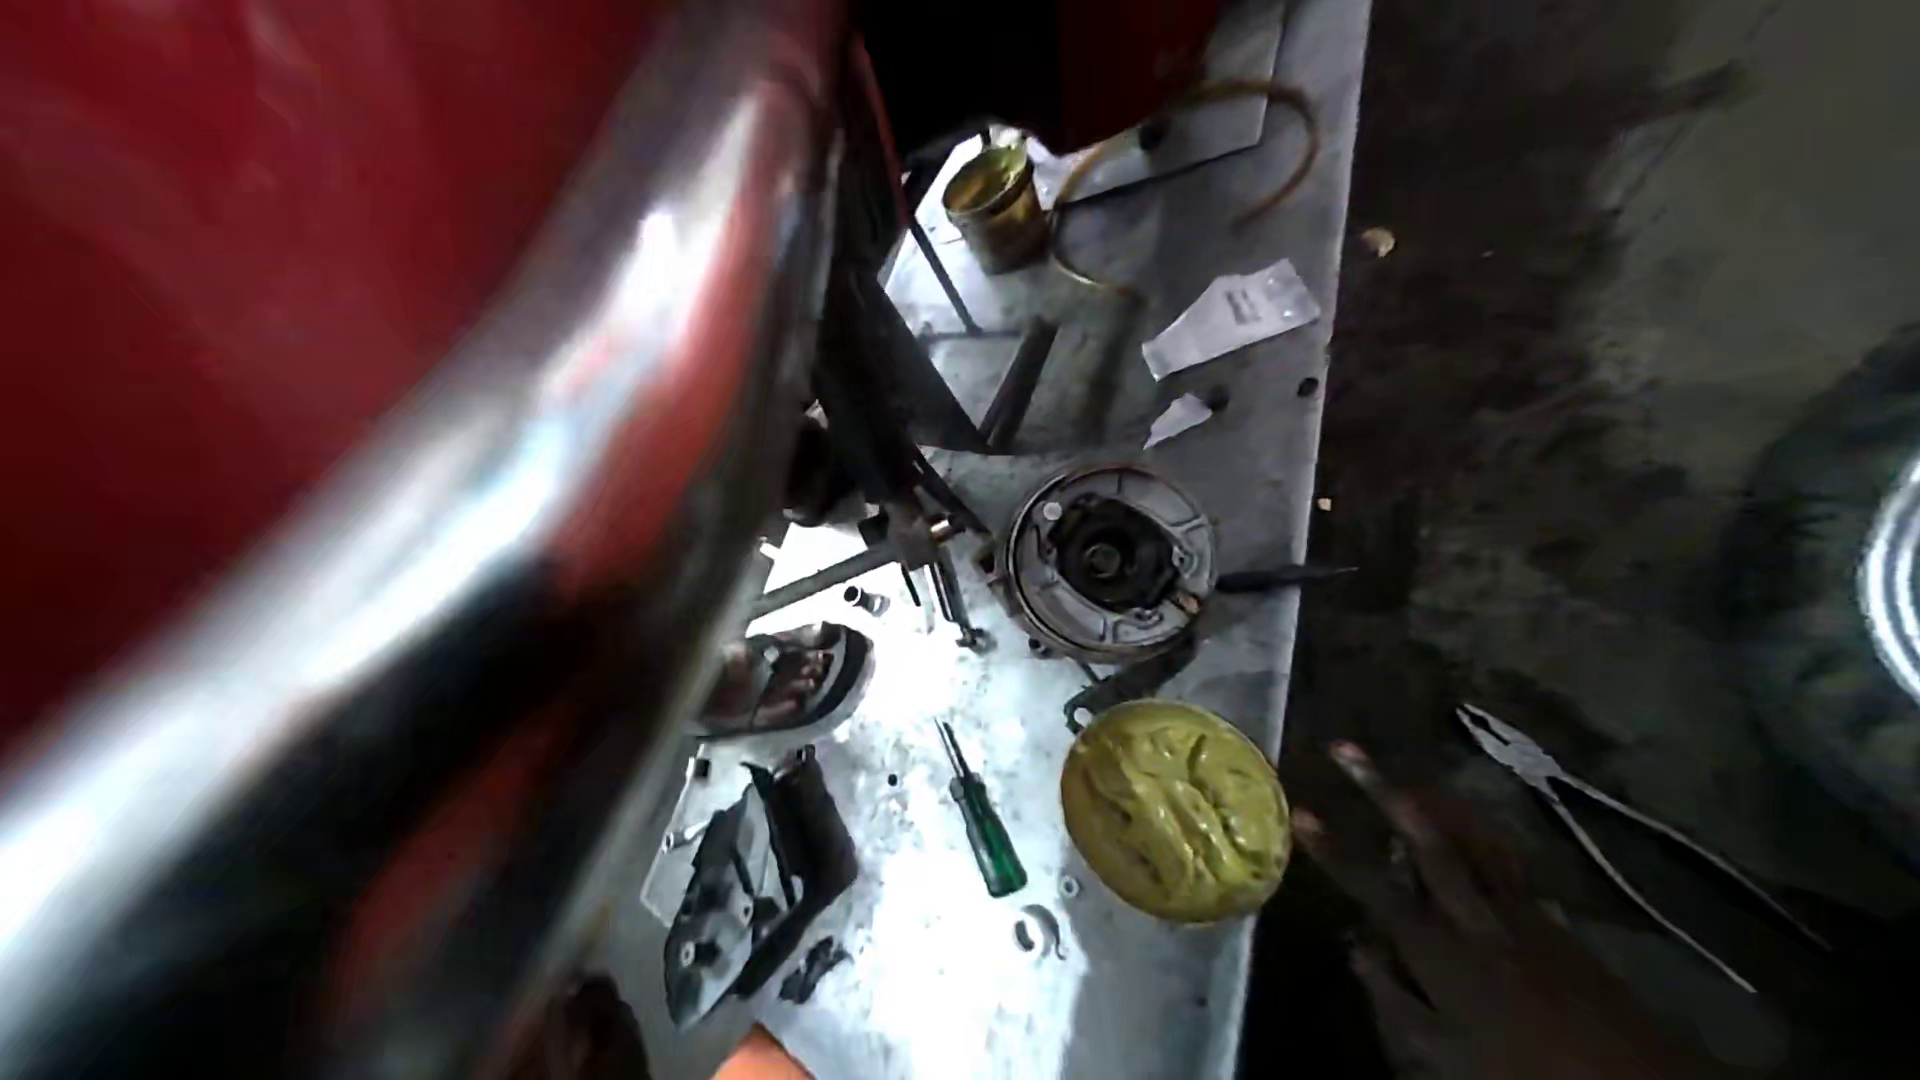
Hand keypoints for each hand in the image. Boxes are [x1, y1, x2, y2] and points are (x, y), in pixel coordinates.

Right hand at [1293, 742, 1732, 1079]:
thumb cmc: (1526, 1073)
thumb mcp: (1447, 1058)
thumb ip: (1394, 1001)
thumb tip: (1357, 948)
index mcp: (1440, 948)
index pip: (1372, 886)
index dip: (1333, 848)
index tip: (1301, 810)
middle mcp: (1474, 915)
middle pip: (1423, 840)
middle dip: (1380, 789)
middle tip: (1346, 749)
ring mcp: (1518, 912)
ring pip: (1471, 838)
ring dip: (1434, 798)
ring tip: (1407, 770)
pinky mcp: (1552, 921)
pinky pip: (1506, 860)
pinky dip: (1482, 832)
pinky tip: (1473, 821)